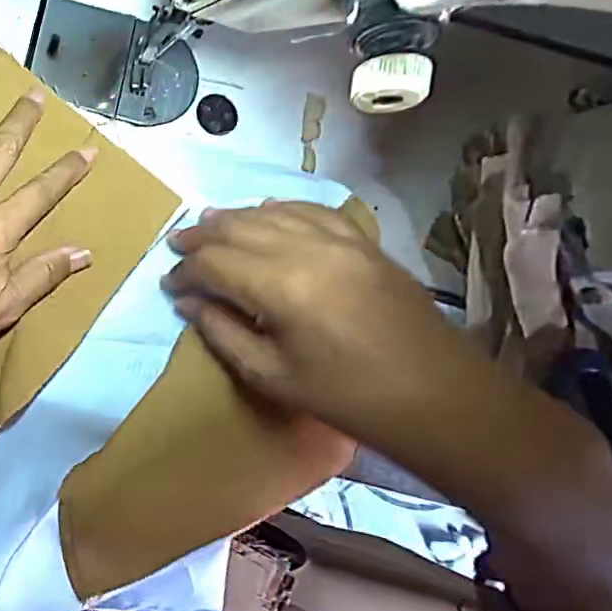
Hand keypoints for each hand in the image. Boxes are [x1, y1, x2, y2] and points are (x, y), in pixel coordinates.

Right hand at [162, 202, 611, 610]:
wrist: (442, 400)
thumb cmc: (346, 396)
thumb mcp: (268, 374)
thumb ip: (220, 331)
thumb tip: (189, 302)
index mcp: (282, 286)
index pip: (213, 262)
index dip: (184, 273)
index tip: (169, 287)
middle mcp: (309, 251)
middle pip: (237, 227)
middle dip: (200, 236)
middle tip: (176, 248)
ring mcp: (342, 242)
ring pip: (272, 212)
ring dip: (234, 218)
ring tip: (207, 225)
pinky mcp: (365, 245)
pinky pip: (313, 211)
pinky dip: (279, 209)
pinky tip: (264, 214)